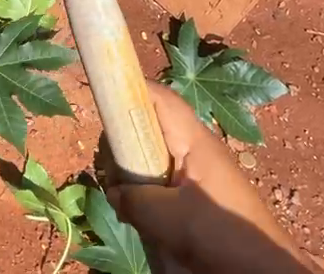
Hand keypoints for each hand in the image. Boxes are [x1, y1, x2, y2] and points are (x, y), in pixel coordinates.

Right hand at [111, 85, 315, 273]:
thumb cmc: (225, 236)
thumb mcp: (171, 218)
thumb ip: (133, 199)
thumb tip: (115, 192)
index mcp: (194, 139)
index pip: (156, 96)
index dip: (127, 88)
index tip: (98, 97)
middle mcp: (196, 149)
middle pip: (148, 127)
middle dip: (124, 143)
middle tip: (112, 170)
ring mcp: (199, 175)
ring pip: (152, 158)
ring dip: (135, 175)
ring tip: (127, 201)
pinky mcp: (200, 199)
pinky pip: (163, 184)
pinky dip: (148, 196)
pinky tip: (144, 218)